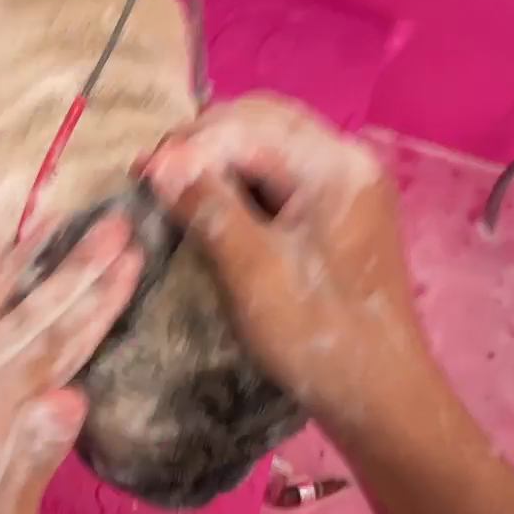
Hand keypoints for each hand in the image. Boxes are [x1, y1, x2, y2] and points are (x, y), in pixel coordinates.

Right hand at [142, 93, 429, 426]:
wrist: (375, 391)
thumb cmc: (314, 333)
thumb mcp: (253, 270)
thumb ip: (208, 209)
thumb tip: (158, 163)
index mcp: (333, 166)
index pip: (249, 124)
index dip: (189, 144)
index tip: (139, 173)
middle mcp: (345, 161)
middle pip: (263, 122)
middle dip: (203, 142)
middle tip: (153, 176)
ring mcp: (344, 188)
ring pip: (270, 148)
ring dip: (218, 161)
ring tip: (172, 188)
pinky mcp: (336, 216)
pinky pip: (279, 178)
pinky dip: (239, 184)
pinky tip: (209, 205)